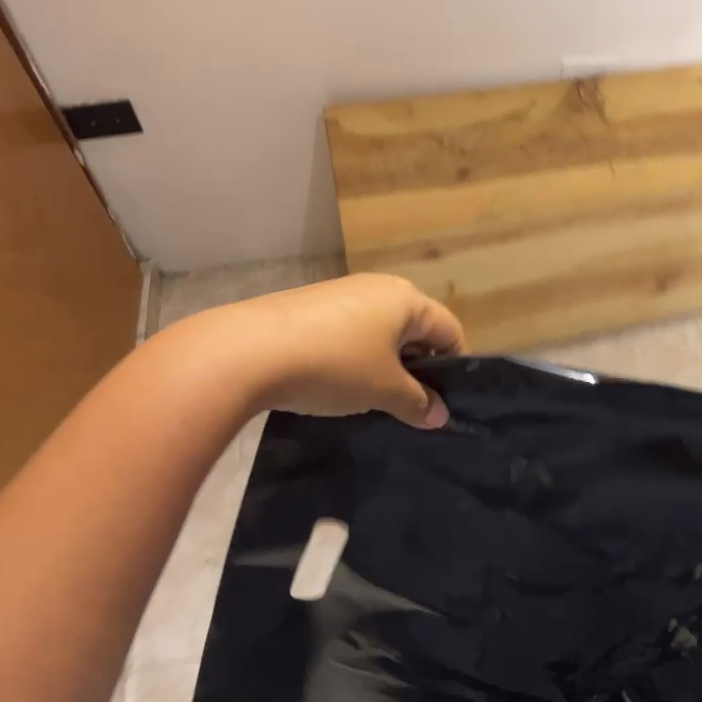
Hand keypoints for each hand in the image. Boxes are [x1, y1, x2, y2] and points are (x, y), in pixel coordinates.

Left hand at [165, 274, 464, 427]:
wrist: (247, 351)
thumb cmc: (334, 365)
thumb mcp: (384, 391)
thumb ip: (417, 402)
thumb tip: (440, 415)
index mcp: (407, 299)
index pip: (450, 331)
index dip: (454, 368)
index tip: (441, 403)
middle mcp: (379, 287)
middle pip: (415, 328)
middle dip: (416, 367)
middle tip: (406, 405)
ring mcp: (341, 293)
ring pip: (379, 331)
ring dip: (382, 364)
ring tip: (367, 398)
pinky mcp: (309, 305)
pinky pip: (347, 331)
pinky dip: (351, 356)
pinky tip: (332, 383)